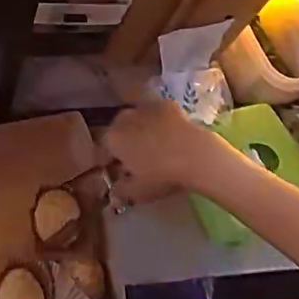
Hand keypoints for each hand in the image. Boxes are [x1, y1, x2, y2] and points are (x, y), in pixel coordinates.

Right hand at [100, 100, 235, 203]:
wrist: (195, 154)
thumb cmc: (161, 175)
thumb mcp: (138, 192)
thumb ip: (120, 192)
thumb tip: (113, 193)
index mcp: (112, 139)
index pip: (102, 151)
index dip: (109, 163)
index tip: (119, 173)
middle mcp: (123, 118)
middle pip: (118, 132)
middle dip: (124, 144)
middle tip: (137, 161)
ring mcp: (145, 108)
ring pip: (136, 120)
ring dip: (140, 131)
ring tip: (154, 147)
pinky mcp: (165, 104)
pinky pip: (156, 115)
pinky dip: (159, 123)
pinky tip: (170, 136)